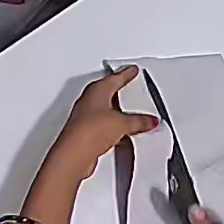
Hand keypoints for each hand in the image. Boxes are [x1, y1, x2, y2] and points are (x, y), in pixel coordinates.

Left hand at [40, 67, 159, 182]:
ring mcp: (86, 117)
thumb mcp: (123, 122)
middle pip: (108, 93)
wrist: (75, 153)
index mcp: (97, 90)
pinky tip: (121, 134)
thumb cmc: (90, 129)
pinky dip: (113, 127)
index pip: (115, 78)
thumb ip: (138, 121)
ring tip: (131, 115)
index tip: (132, 69)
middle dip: (120, 92)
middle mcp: (89, 101)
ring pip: (105, 110)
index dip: (125, 73)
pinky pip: (104, 126)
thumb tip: (148, 121)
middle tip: (130, 87)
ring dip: (117, 113)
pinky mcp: (86, 133)